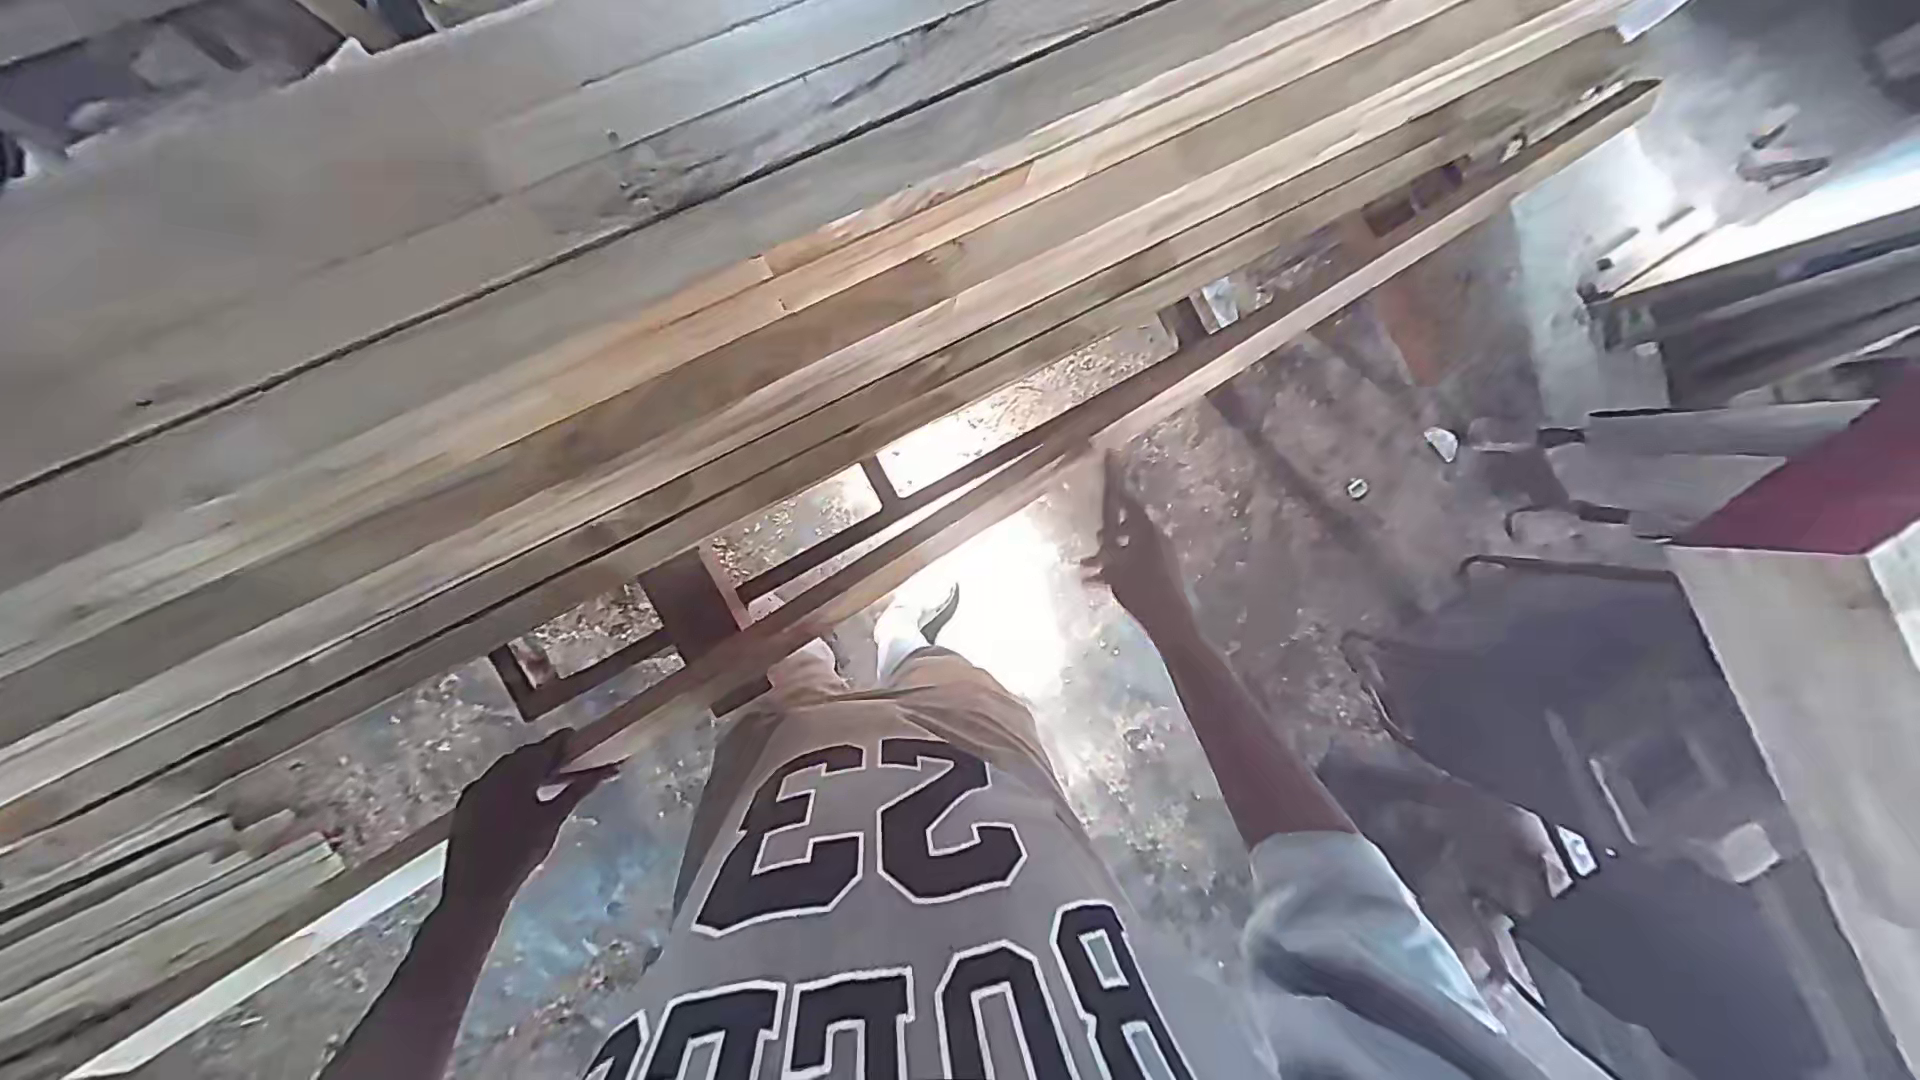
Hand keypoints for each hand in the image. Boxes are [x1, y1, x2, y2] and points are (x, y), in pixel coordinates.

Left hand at [443, 730, 616, 910]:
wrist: (475, 889)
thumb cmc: (521, 851)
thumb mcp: (554, 818)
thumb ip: (577, 790)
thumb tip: (606, 771)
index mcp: (516, 776)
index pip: (544, 748)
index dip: (562, 741)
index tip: (577, 737)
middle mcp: (492, 777)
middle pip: (524, 756)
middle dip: (546, 754)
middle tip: (568, 759)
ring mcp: (476, 791)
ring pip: (507, 768)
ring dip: (529, 767)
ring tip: (550, 776)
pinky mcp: (466, 806)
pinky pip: (494, 781)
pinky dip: (512, 780)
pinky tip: (525, 793)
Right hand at [1082, 452, 1192, 633]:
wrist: (1170, 621)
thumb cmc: (1141, 590)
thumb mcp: (1115, 569)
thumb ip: (1107, 550)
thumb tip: (1102, 536)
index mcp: (1146, 532)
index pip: (1129, 502)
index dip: (1117, 485)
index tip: (1110, 464)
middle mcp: (1156, 539)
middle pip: (1128, 526)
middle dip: (1108, 531)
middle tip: (1093, 536)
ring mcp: (1159, 556)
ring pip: (1127, 548)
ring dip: (1108, 555)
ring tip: (1085, 567)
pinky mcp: (1160, 573)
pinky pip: (1132, 563)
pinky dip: (1116, 569)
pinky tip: (1095, 584)